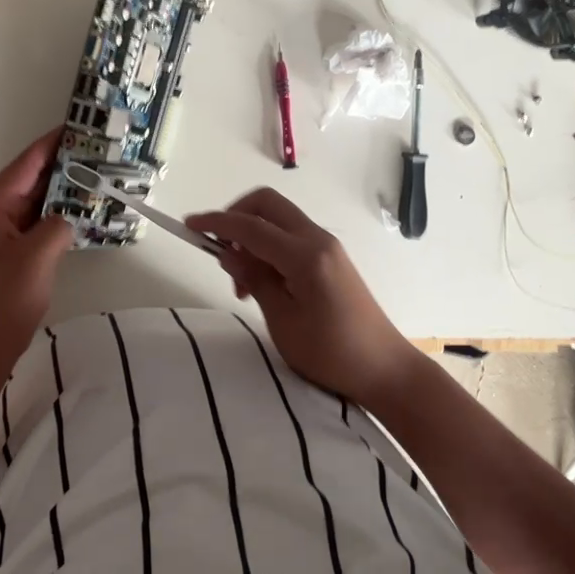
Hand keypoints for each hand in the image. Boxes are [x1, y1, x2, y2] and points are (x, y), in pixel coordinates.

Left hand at [0, 130, 73, 374]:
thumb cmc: (5, 300)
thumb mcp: (37, 257)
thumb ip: (58, 225)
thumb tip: (68, 217)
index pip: (24, 165)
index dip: (50, 145)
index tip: (76, 127)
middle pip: (28, 180)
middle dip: (59, 165)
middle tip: (94, 151)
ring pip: (34, 202)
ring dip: (60, 191)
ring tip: (92, 176)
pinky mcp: (9, 253)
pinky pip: (35, 222)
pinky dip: (56, 215)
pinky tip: (79, 213)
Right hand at [188, 189, 418, 405]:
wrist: (386, 370)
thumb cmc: (332, 354)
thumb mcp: (283, 322)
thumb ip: (255, 280)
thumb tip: (229, 254)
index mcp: (305, 256)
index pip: (251, 227)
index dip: (216, 223)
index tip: (188, 225)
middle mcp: (317, 239)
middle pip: (266, 204)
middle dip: (235, 215)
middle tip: (218, 249)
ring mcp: (326, 246)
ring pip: (277, 218)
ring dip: (252, 234)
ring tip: (242, 281)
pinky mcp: (330, 257)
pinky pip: (290, 235)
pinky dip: (268, 244)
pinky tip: (262, 280)